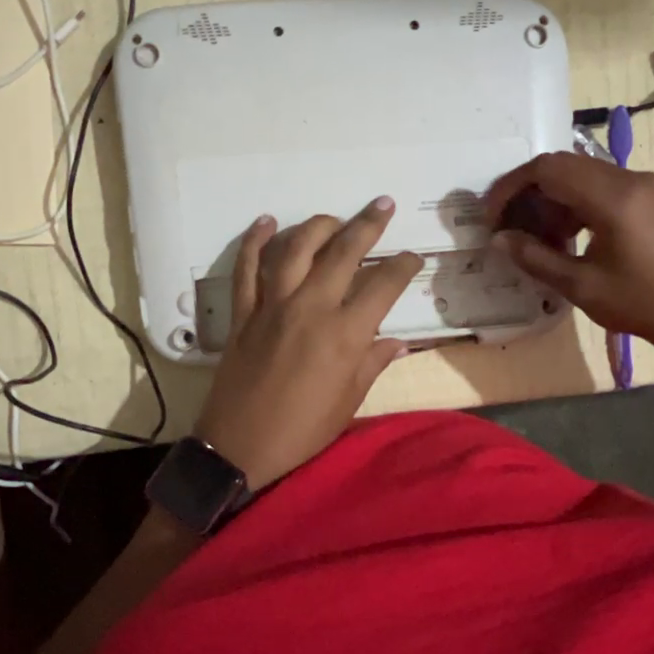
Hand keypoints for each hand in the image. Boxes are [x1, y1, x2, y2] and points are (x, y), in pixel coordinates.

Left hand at [192, 198, 423, 488]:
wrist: (240, 447)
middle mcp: (310, 308)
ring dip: (317, 226)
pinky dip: (255, 241)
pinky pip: (247, 268)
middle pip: (342, 252)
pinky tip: (266, 222)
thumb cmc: (303, 432)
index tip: (413, 257)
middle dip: (367, 225)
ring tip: (334, 218)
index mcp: (344, 334)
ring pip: (295, 249)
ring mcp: (272, 306)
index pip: (383, 285)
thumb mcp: (348, 403)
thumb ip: (372, 364)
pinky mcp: (243, 313)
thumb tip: (396, 342)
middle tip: (383, 205)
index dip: (403, 266)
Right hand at [484, 152, 653, 368]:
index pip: (548, 169)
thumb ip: (536, 258)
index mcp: (612, 196)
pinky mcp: (652, 202)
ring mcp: (645, 188)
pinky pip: (603, 191)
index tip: (491, 217)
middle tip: (508, 229)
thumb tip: (499, 240)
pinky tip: (567, 242)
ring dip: (552, 202)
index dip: (511, 187)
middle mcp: (629, 180)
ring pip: (583, 178)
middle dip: (529, 194)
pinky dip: (576, 208)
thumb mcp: (582, 286)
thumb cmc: (644, 305)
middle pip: (564, 167)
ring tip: (536, 242)